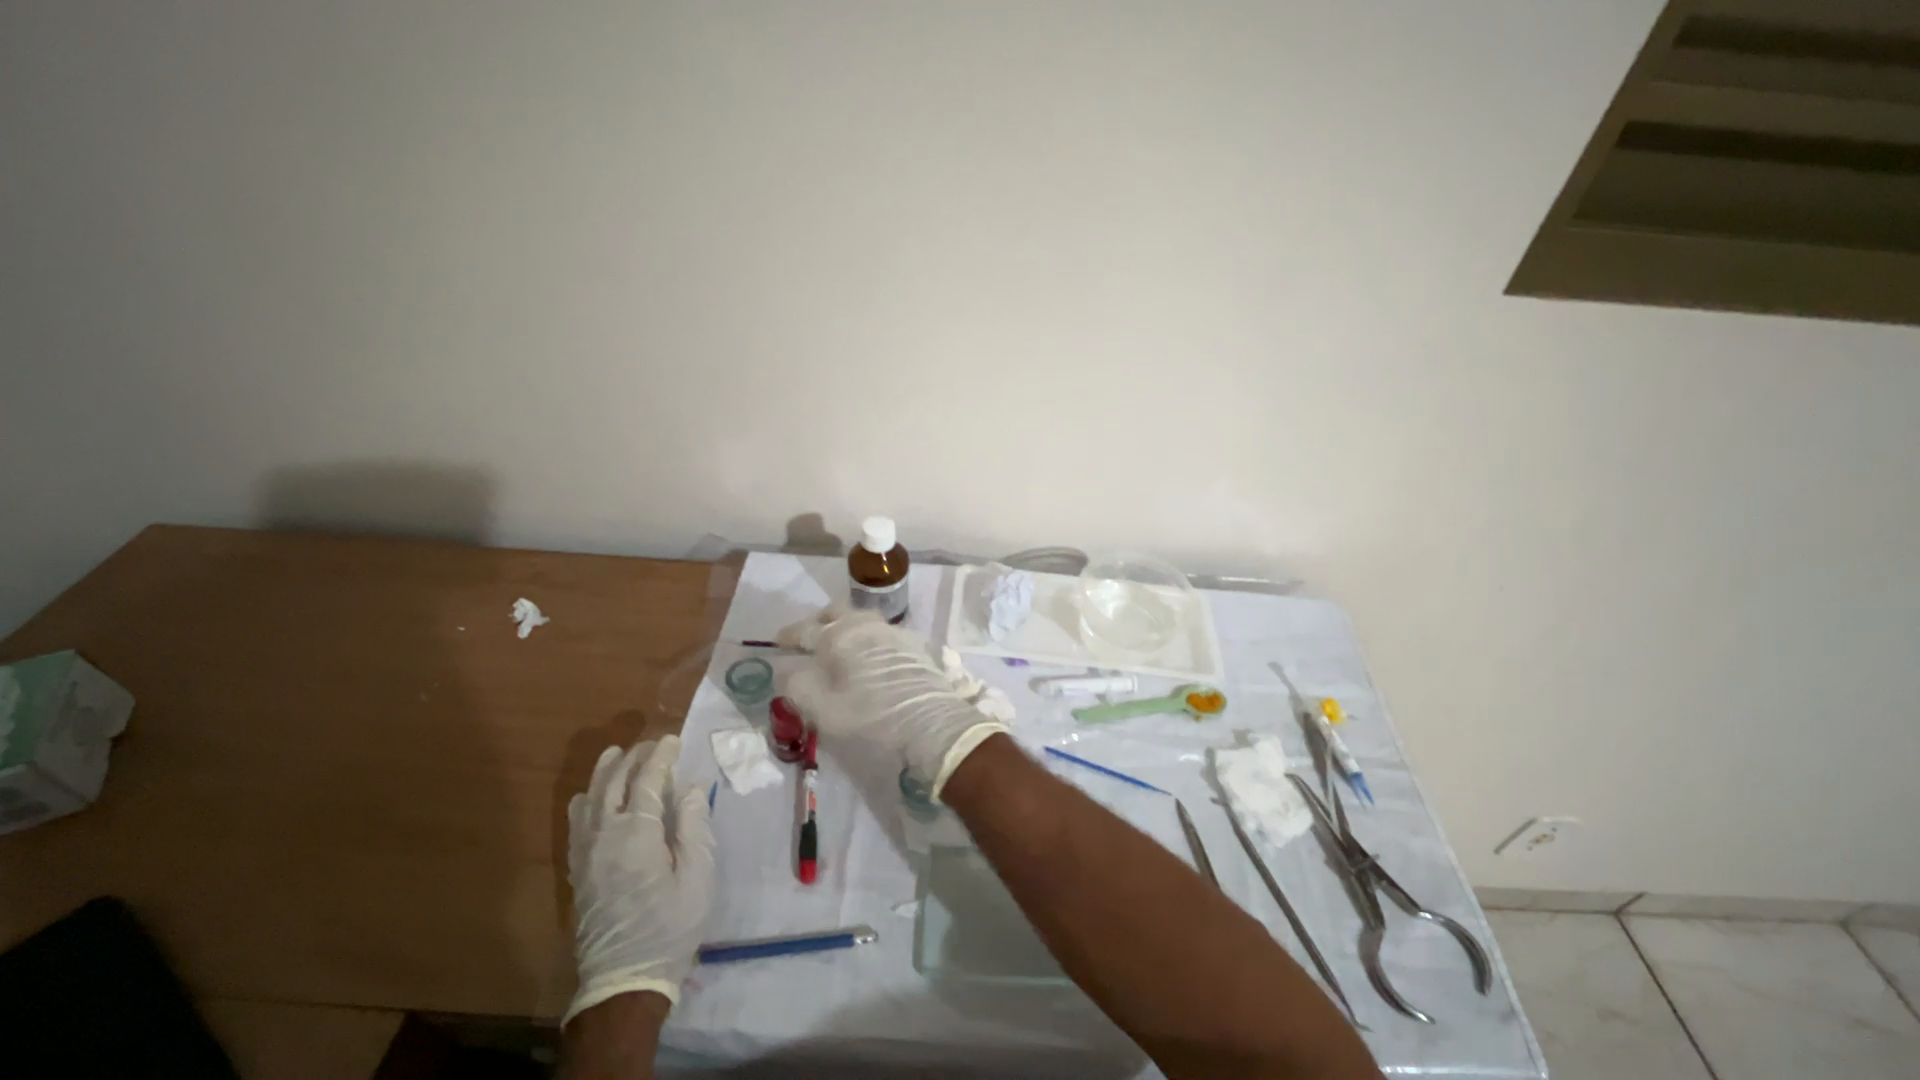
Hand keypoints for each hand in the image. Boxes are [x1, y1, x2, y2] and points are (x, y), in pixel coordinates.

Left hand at [564, 735, 714, 1025]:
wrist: (625, 976)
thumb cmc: (671, 926)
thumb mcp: (697, 877)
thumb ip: (694, 828)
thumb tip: (690, 789)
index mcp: (638, 833)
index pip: (647, 781)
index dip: (660, 757)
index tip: (672, 740)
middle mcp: (605, 834)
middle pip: (615, 782)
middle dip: (633, 758)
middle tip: (651, 745)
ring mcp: (586, 851)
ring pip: (590, 798)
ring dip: (605, 773)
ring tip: (616, 755)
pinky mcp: (578, 869)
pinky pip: (576, 822)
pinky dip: (586, 800)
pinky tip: (591, 796)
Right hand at [779, 605, 1008, 796]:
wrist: (930, 724)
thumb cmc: (869, 715)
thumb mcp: (821, 707)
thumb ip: (796, 682)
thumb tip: (784, 666)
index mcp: (838, 635)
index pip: (804, 629)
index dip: (788, 636)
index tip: (778, 643)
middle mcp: (865, 625)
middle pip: (836, 613)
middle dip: (819, 622)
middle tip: (810, 639)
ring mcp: (893, 633)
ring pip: (862, 620)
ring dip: (846, 629)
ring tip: (839, 649)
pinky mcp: (914, 647)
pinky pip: (882, 635)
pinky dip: (868, 641)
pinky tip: (869, 660)